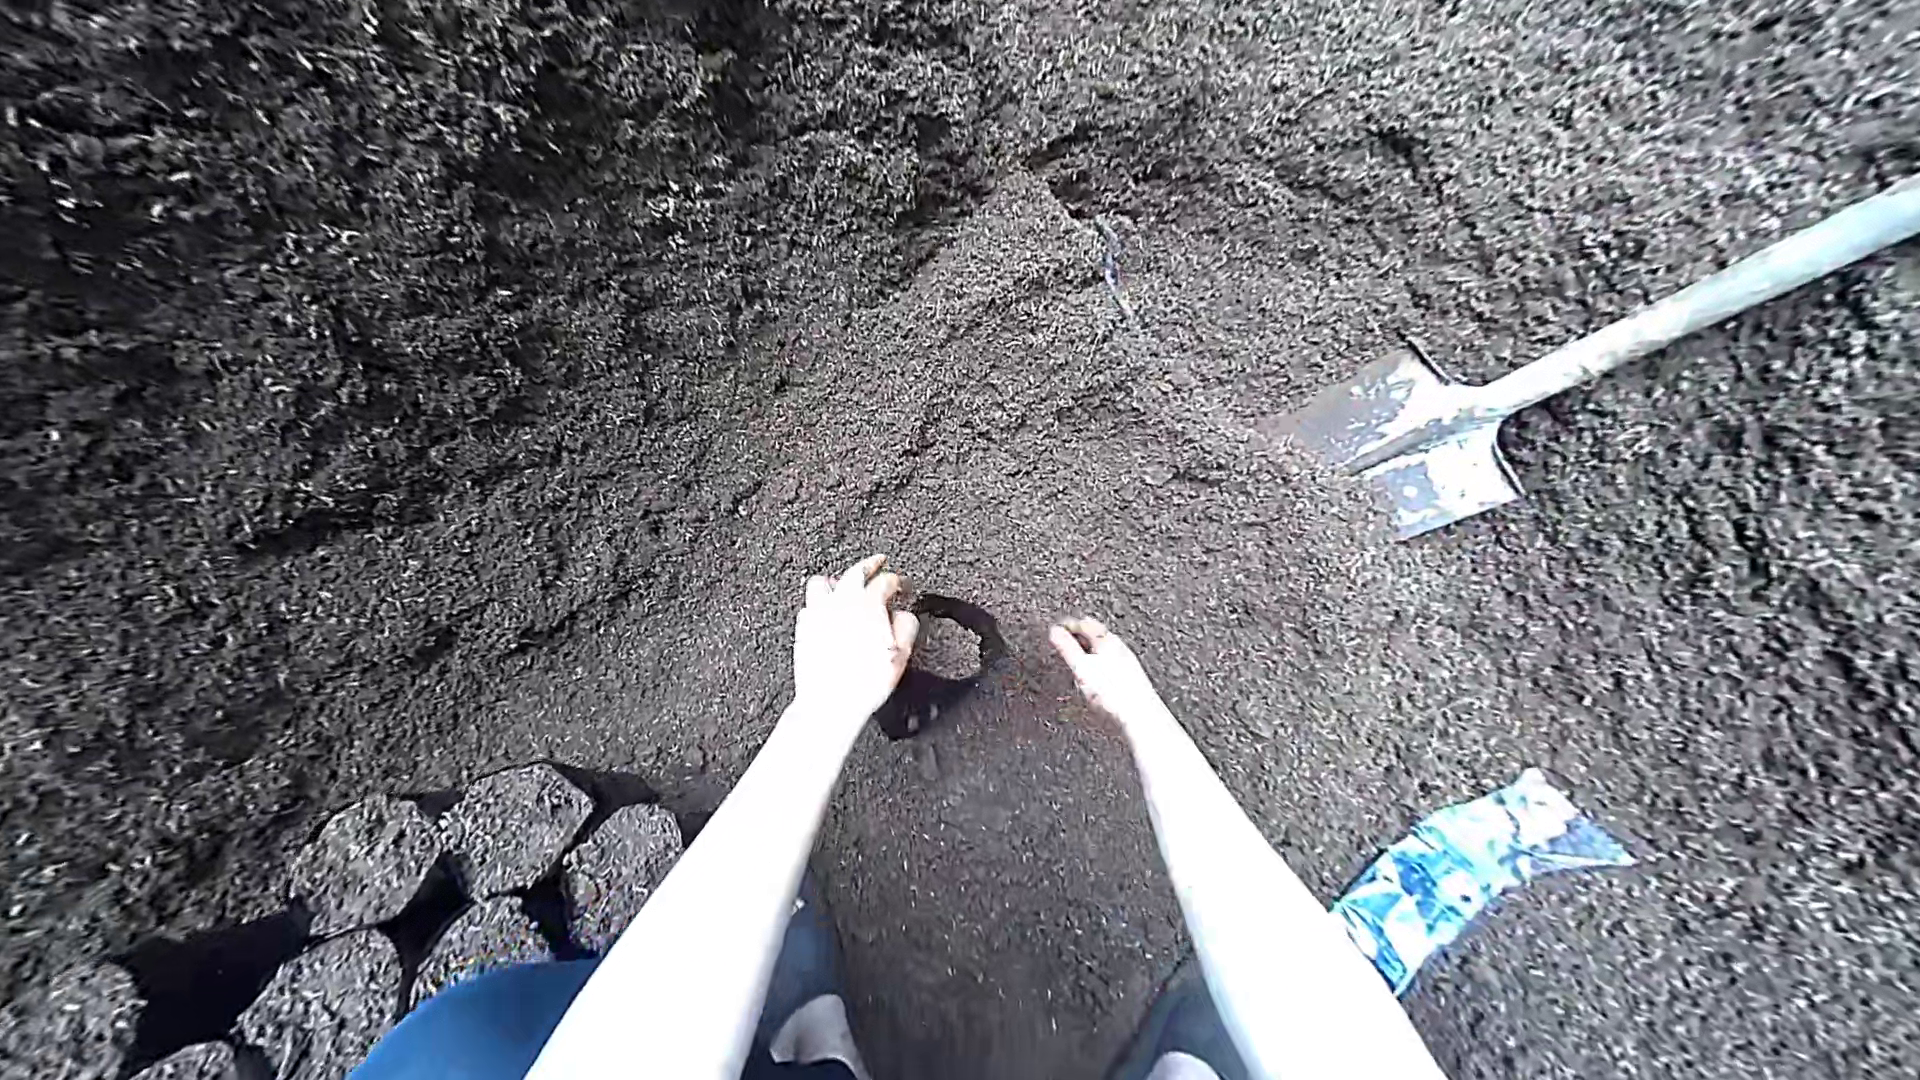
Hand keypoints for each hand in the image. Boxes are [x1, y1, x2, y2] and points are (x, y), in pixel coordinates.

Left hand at [793, 554, 919, 719]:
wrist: (831, 702)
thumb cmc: (865, 682)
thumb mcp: (900, 654)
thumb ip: (906, 626)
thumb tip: (905, 615)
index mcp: (868, 604)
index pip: (886, 581)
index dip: (897, 581)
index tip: (901, 584)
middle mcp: (841, 603)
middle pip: (855, 571)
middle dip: (869, 563)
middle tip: (878, 562)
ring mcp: (819, 613)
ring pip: (824, 582)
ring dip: (837, 580)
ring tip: (846, 584)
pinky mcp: (804, 627)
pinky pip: (809, 605)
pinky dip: (820, 604)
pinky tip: (827, 612)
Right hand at [1049, 618, 1168, 724]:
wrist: (1142, 719)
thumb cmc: (1114, 695)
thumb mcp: (1082, 669)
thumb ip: (1067, 648)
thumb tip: (1055, 631)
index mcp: (1108, 641)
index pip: (1085, 623)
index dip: (1068, 625)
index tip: (1056, 629)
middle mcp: (1120, 648)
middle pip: (1097, 634)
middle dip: (1079, 636)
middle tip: (1065, 641)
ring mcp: (1127, 663)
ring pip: (1105, 649)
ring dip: (1089, 650)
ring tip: (1078, 658)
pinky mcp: (1132, 678)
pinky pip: (1111, 663)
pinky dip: (1099, 663)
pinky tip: (1096, 676)